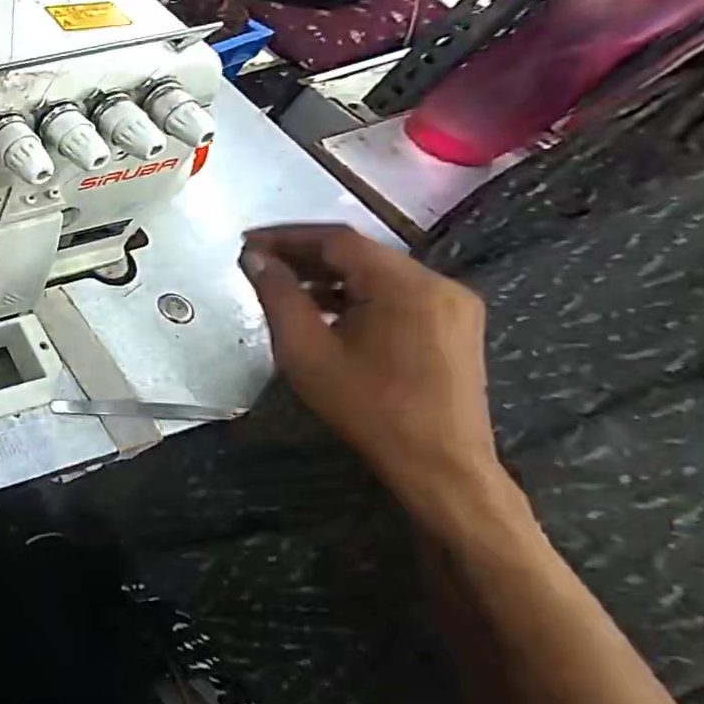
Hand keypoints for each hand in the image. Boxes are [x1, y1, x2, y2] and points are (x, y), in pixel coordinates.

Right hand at [239, 225, 503, 522]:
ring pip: (378, 273)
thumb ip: (278, 296)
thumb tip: (256, 258)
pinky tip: (326, 311)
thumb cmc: (368, 410)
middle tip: (261, 263)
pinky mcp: (454, 323)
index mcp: (404, 284)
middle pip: (359, 253)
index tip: (248, 241)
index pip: (337, 239)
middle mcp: (436, 281)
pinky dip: (358, 295)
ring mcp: (452, 302)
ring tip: (286, 286)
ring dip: (330, 276)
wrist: (441, 467)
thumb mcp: (307, 352)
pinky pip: (396, 294)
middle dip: (306, 256)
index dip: (287, 236)